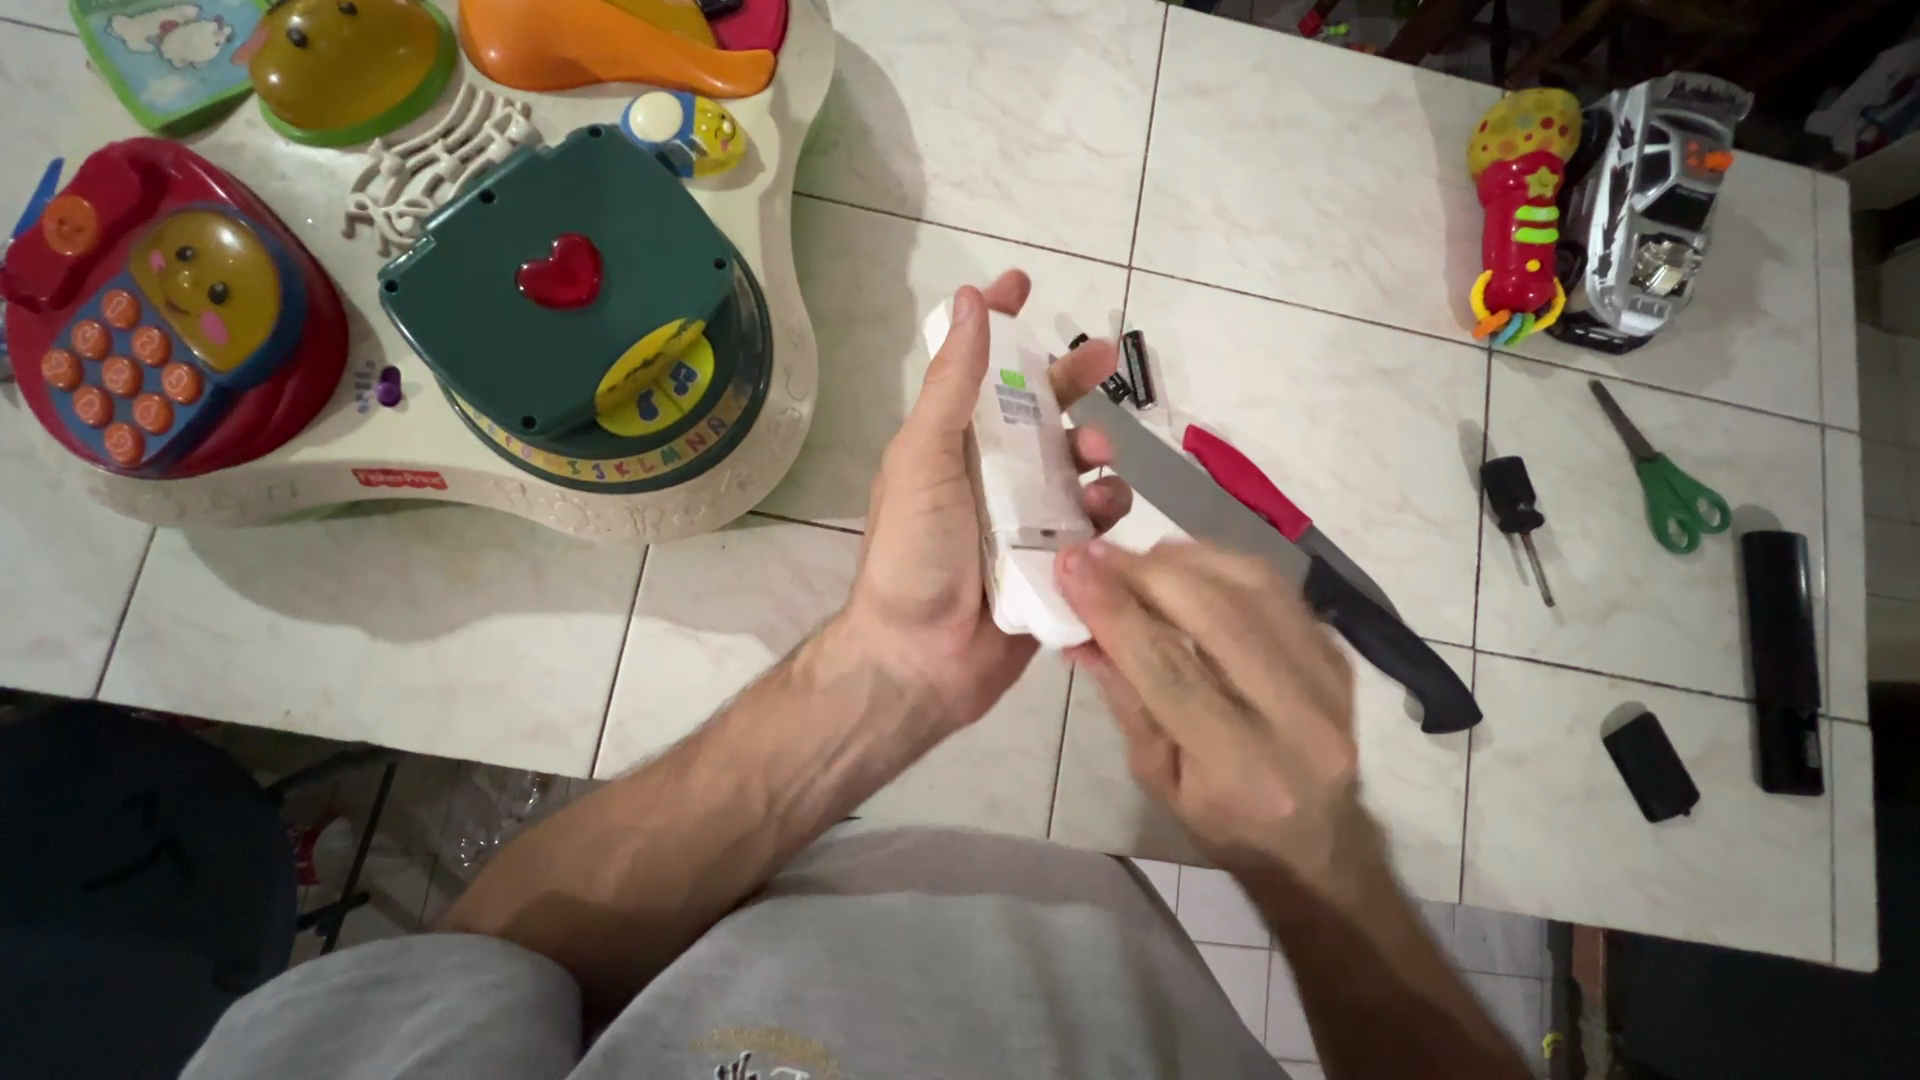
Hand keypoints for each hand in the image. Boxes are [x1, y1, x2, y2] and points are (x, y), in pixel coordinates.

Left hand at [842, 270, 1130, 732]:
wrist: (922, 657)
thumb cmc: (914, 552)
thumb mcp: (923, 459)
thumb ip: (952, 386)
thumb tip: (970, 301)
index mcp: (954, 445)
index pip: (980, 372)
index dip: (1000, 326)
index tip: (1022, 284)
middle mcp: (992, 475)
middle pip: (1042, 412)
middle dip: (1073, 380)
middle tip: (1105, 358)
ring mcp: (1025, 519)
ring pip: (1078, 467)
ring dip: (1094, 453)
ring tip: (1094, 463)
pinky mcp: (1054, 561)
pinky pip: (1094, 524)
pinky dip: (1104, 513)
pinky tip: (1101, 517)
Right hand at [1056, 541, 1381, 886]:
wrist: (1317, 838)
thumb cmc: (1222, 820)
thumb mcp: (1156, 778)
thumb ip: (1125, 700)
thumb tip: (1083, 632)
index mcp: (1243, 768)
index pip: (1169, 671)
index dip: (1115, 613)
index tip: (1070, 569)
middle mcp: (1298, 718)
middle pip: (1214, 617)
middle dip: (1143, 574)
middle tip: (1094, 553)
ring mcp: (1328, 679)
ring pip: (1249, 587)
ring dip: (1181, 560)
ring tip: (1133, 557)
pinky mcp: (1337, 653)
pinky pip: (1274, 586)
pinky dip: (1220, 563)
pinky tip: (1182, 563)